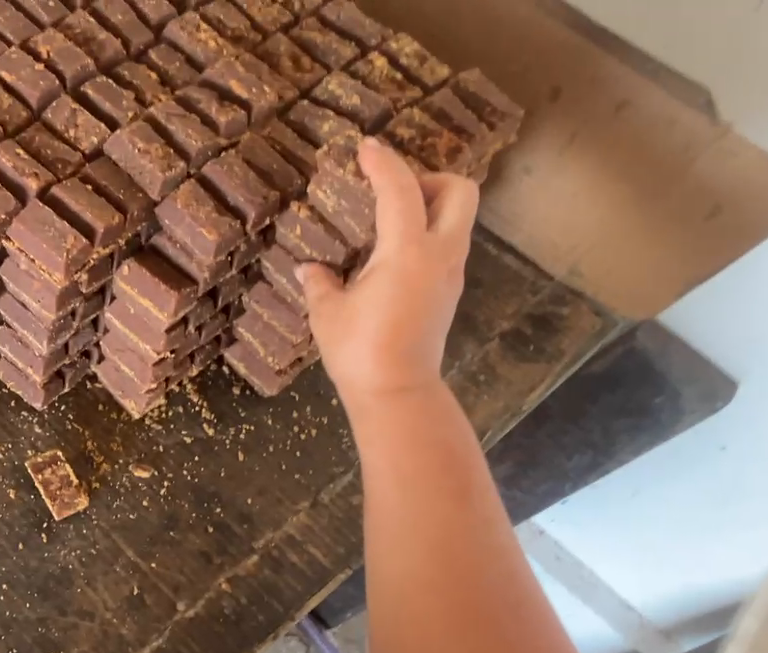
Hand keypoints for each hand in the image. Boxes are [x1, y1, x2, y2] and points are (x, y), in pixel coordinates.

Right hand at [298, 138, 479, 409]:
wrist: (396, 391)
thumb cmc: (358, 350)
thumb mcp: (328, 313)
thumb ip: (320, 282)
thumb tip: (308, 267)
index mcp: (407, 251)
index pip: (400, 190)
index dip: (383, 163)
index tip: (367, 147)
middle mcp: (439, 254)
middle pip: (458, 191)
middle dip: (429, 180)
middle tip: (394, 194)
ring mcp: (450, 273)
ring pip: (457, 219)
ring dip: (430, 208)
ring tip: (389, 225)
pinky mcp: (448, 292)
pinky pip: (446, 246)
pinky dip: (426, 237)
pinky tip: (391, 259)